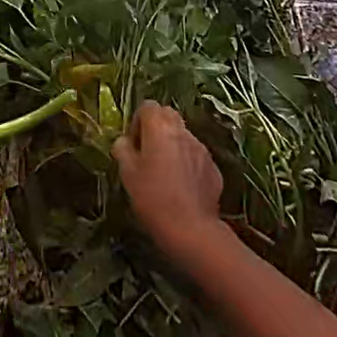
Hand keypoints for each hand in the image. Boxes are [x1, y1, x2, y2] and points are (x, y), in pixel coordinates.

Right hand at [112, 101, 224, 254]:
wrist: (191, 230)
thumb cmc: (153, 199)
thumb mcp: (128, 174)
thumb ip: (123, 150)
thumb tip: (124, 141)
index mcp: (159, 128)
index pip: (148, 106)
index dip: (138, 121)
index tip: (134, 143)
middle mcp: (182, 132)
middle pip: (168, 114)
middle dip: (157, 127)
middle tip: (148, 152)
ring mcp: (201, 149)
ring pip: (183, 135)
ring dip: (172, 144)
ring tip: (165, 172)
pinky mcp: (213, 167)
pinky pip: (196, 156)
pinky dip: (187, 162)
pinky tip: (181, 187)